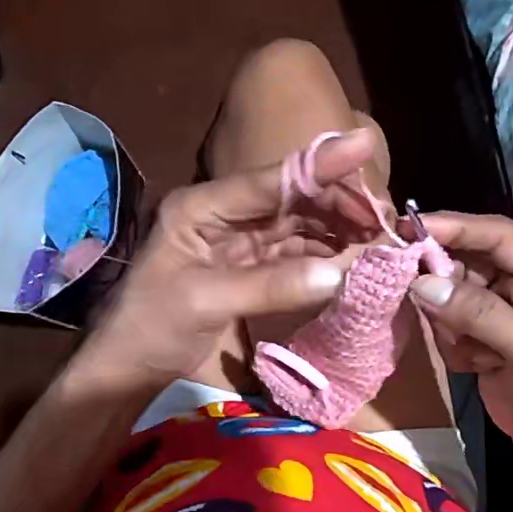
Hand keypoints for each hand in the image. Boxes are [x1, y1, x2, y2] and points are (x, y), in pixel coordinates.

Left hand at [80, 128, 386, 389]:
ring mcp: (236, 241)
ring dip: (337, 229)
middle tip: (385, 217)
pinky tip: (352, 260)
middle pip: (290, 198)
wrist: (127, 367)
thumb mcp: (205, 302)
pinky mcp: (247, 267)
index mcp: (201, 207)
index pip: (267, 180)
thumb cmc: (151, 326)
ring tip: (380, 238)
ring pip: (297, 224)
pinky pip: (293, 253)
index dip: (318, 164)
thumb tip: (341, 274)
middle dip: (338, 203)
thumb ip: (270, 285)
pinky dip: (323, 256)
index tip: (366, 144)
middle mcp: (222, 215)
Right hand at [407, 213, 512, 502]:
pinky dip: (450, 339)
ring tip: (470, 351)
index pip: (499, 236)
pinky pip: (446, 318)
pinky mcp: (481, 330)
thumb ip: (479, 313)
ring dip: (448, 319)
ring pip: (450, 289)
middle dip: (441, 277)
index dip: (454, 227)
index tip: (407, 227)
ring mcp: (502, 305)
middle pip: (467, 258)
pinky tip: (475, 364)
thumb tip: (420, 282)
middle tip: (412, 292)